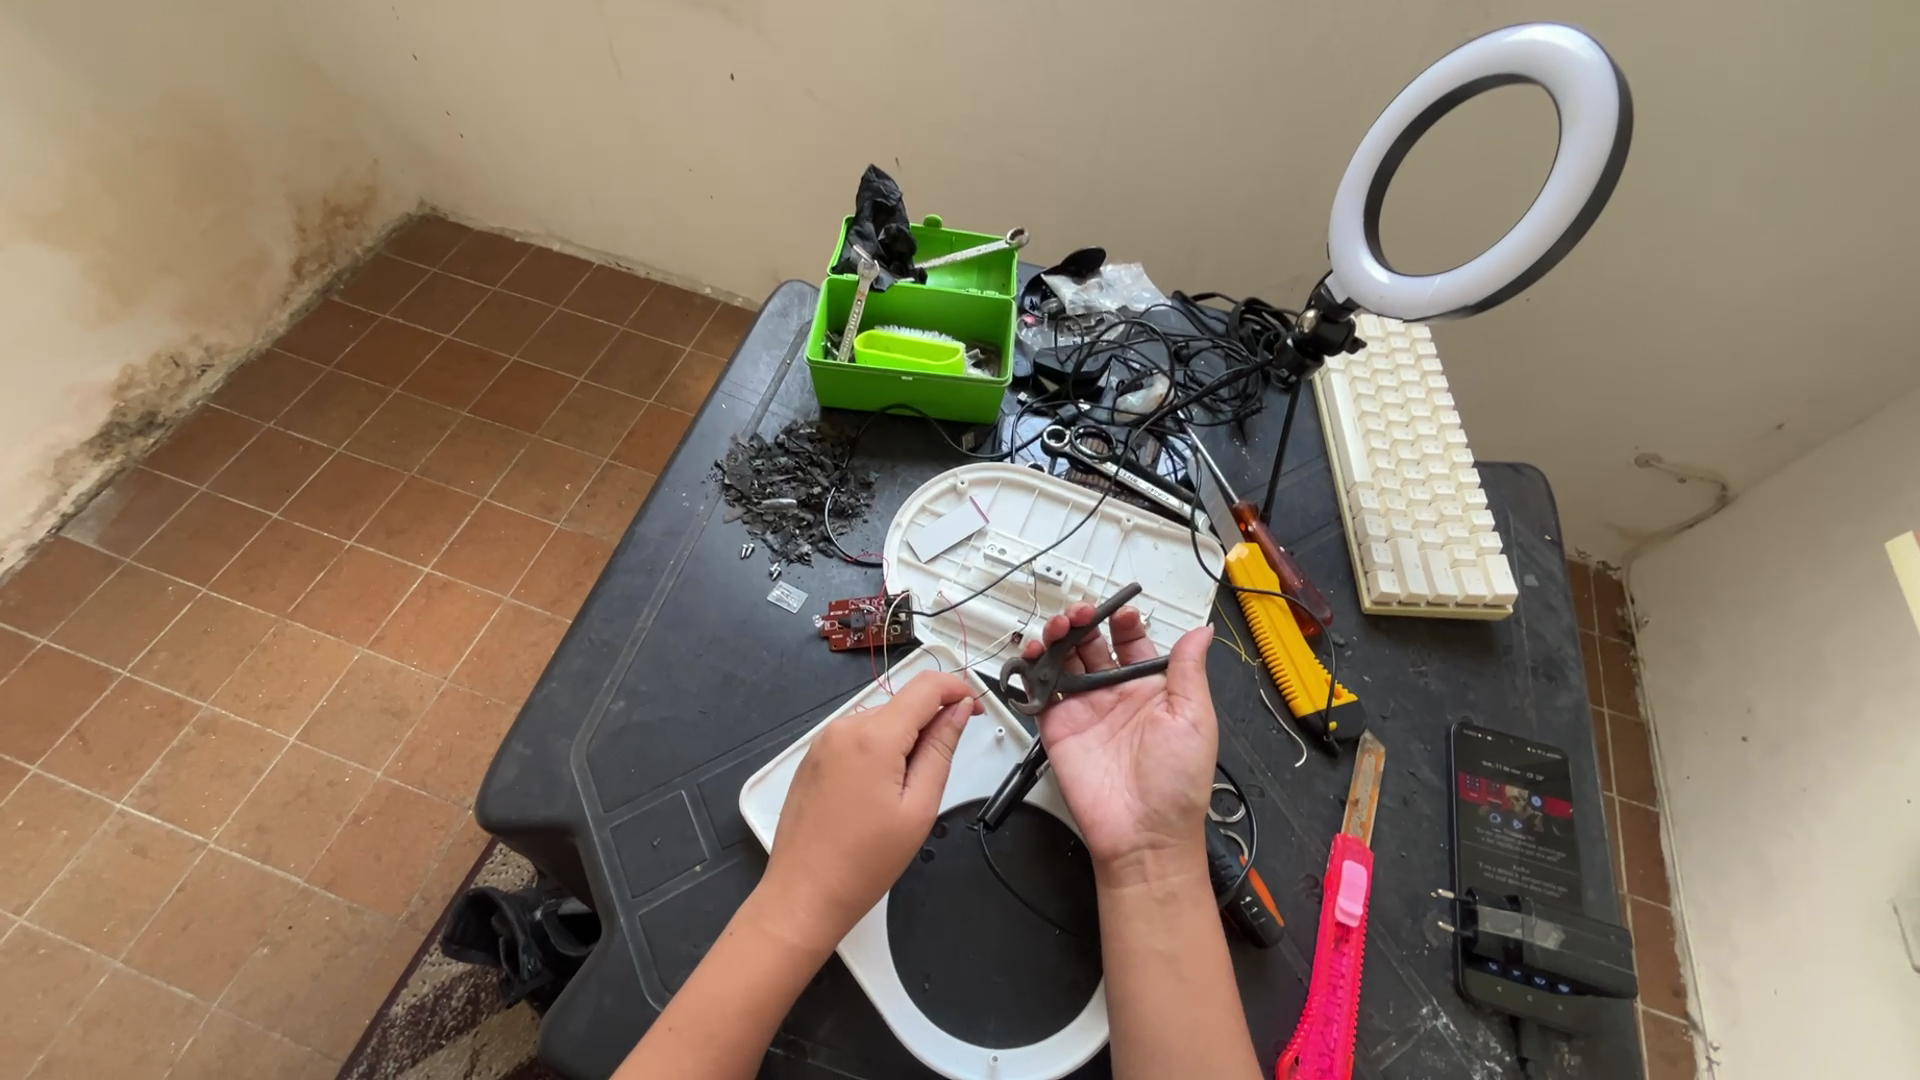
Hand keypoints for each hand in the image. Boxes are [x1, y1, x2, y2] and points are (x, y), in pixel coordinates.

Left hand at [757, 672, 981, 953]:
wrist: (803, 895)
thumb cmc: (864, 862)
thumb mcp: (919, 806)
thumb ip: (942, 748)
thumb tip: (960, 709)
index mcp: (874, 736)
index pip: (926, 686)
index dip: (958, 688)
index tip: (976, 706)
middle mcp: (844, 727)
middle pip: (904, 704)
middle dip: (931, 723)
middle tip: (940, 770)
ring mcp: (825, 741)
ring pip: (882, 720)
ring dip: (904, 740)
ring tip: (904, 792)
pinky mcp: (814, 756)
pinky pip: (858, 736)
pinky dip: (879, 750)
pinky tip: (878, 792)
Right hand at [1021, 606, 1217, 884]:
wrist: (1143, 835)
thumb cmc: (1177, 787)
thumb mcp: (1195, 719)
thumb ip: (1189, 670)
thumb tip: (1201, 631)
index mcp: (1149, 688)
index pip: (1130, 640)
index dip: (1122, 620)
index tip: (1118, 610)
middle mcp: (1114, 693)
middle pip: (1091, 642)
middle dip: (1082, 621)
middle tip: (1079, 614)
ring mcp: (1084, 707)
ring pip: (1063, 658)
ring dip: (1057, 636)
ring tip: (1059, 628)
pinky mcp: (1057, 725)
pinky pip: (1039, 689)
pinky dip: (1032, 668)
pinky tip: (1036, 654)